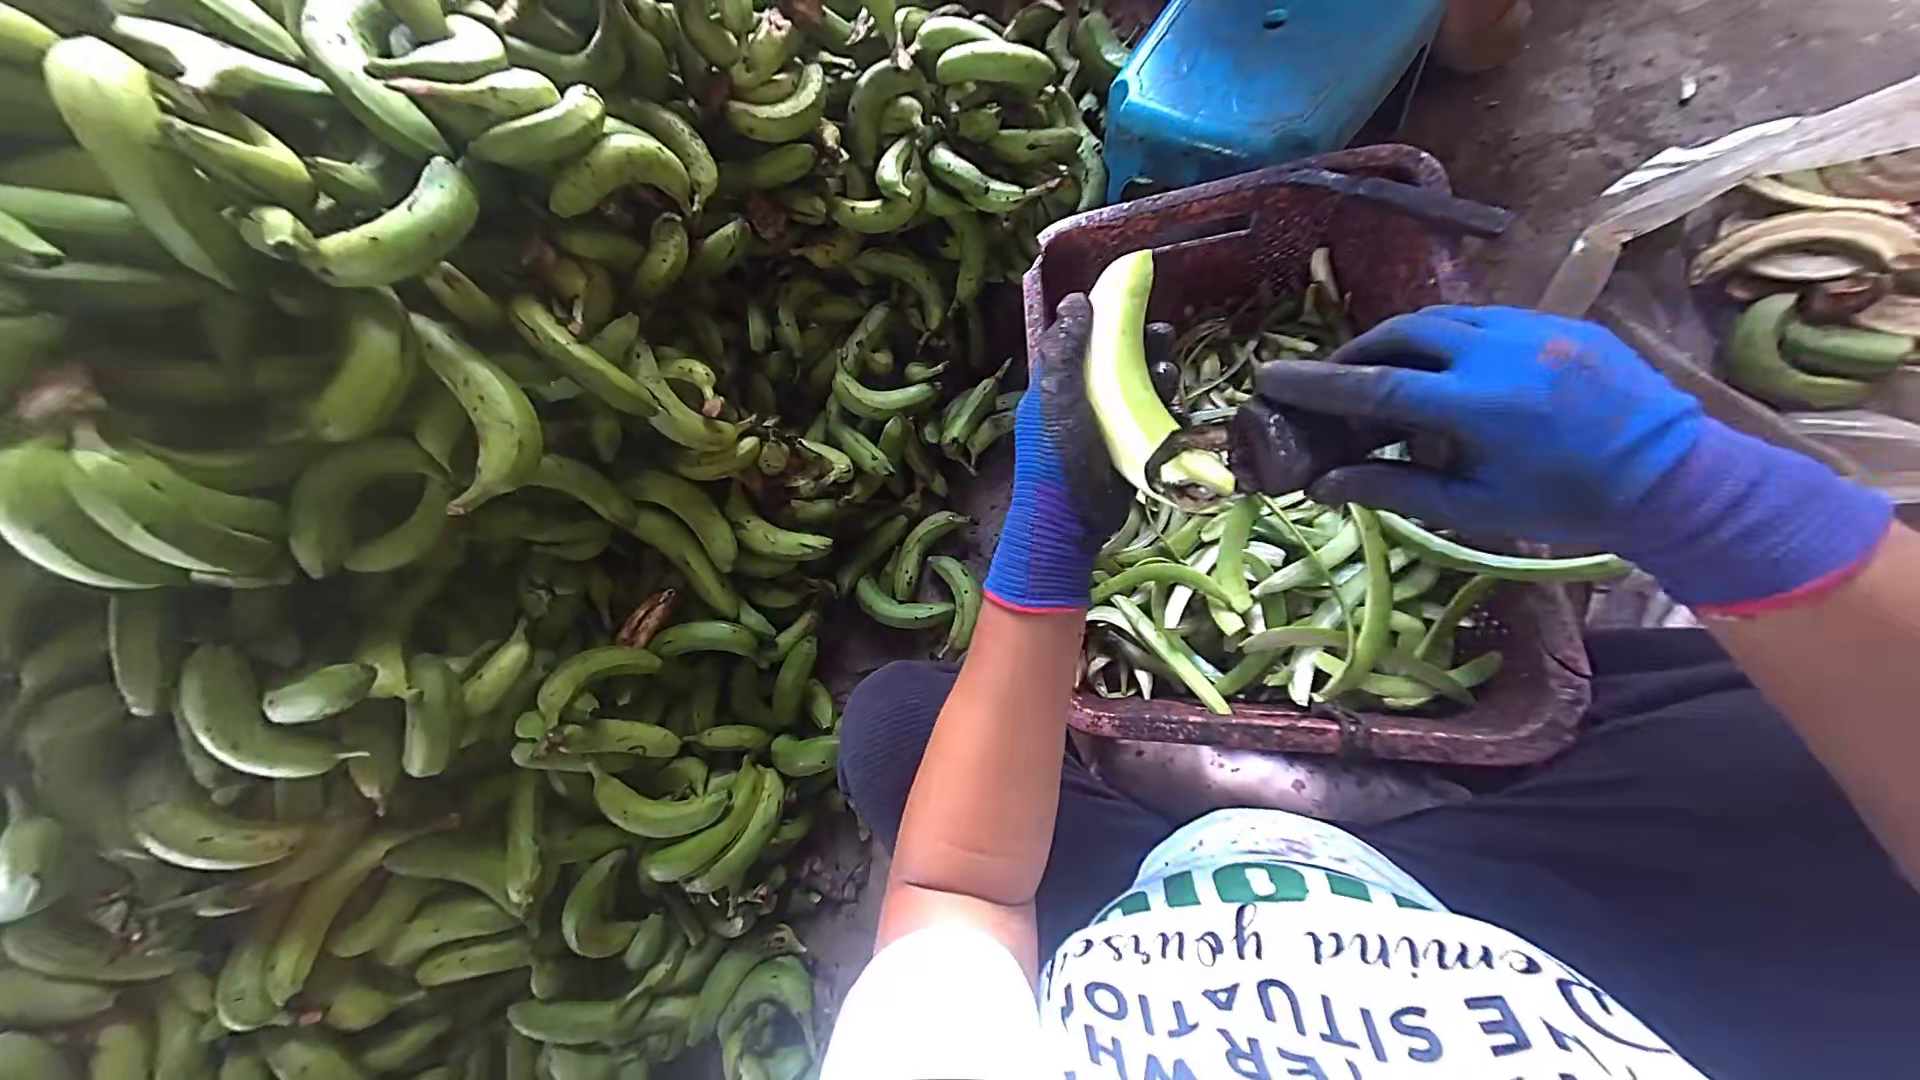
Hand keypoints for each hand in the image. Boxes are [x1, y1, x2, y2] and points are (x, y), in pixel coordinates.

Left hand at [983, 294, 1168, 611]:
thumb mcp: (1055, 397)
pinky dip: (1169, 408)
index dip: (1111, 318)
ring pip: (1146, 385)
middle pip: (1124, 358)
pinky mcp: (1135, 444)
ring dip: (1161, 374)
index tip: (1133, 301)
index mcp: (1061, 382)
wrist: (1072, 518)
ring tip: (1166, 378)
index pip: (1088, 338)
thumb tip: (1076, 299)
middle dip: (1146, 345)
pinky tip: (1175, 409)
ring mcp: (1112, 422)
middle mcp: (1088, 398)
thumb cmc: (1056, 455)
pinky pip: (1159, 416)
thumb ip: (1064, 351)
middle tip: (1161, 336)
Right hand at [1254, 305, 1891, 611]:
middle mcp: (1504, 354)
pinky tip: (1432, 363)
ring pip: (1436, 317)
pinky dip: (1435, 335)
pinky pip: (1474, 316)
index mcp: (1482, 407)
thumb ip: (1390, 489)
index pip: (1375, 387)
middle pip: (1400, 334)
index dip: (1315, 383)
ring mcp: (1534, 330)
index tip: (1270, 376)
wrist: (1676, 475)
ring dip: (1392, 340)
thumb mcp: (1470, 507)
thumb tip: (1320, 486)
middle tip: (1327, 379)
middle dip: (1352, 353)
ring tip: (1374, 369)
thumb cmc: (1563, 502)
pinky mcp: (1556, 322)